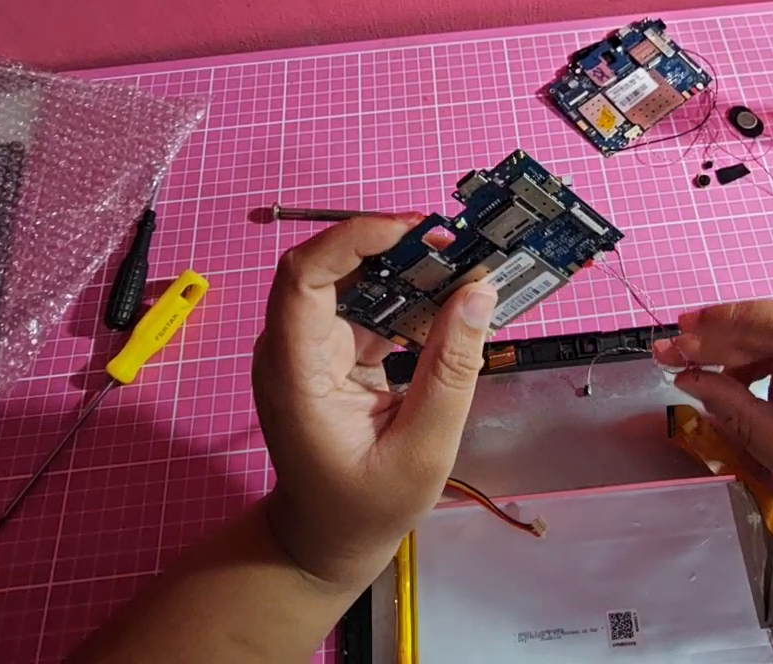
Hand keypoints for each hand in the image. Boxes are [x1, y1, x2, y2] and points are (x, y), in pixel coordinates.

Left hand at [252, 216, 497, 591]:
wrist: (324, 540)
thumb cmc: (365, 507)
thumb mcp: (424, 450)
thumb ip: (452, 370)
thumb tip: (479, 293)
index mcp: (297, 372)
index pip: (304, 276)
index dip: (355, 238)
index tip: (417, 231)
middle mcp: (293, 347)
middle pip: (329, 267)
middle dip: (391, 246)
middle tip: (452, 244)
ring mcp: (309, 346)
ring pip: (351, 280)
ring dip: (405, 269)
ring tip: (459, 267)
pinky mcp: (330, 349)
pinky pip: (367, 305)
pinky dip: (407, 297)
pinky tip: (446, 300)